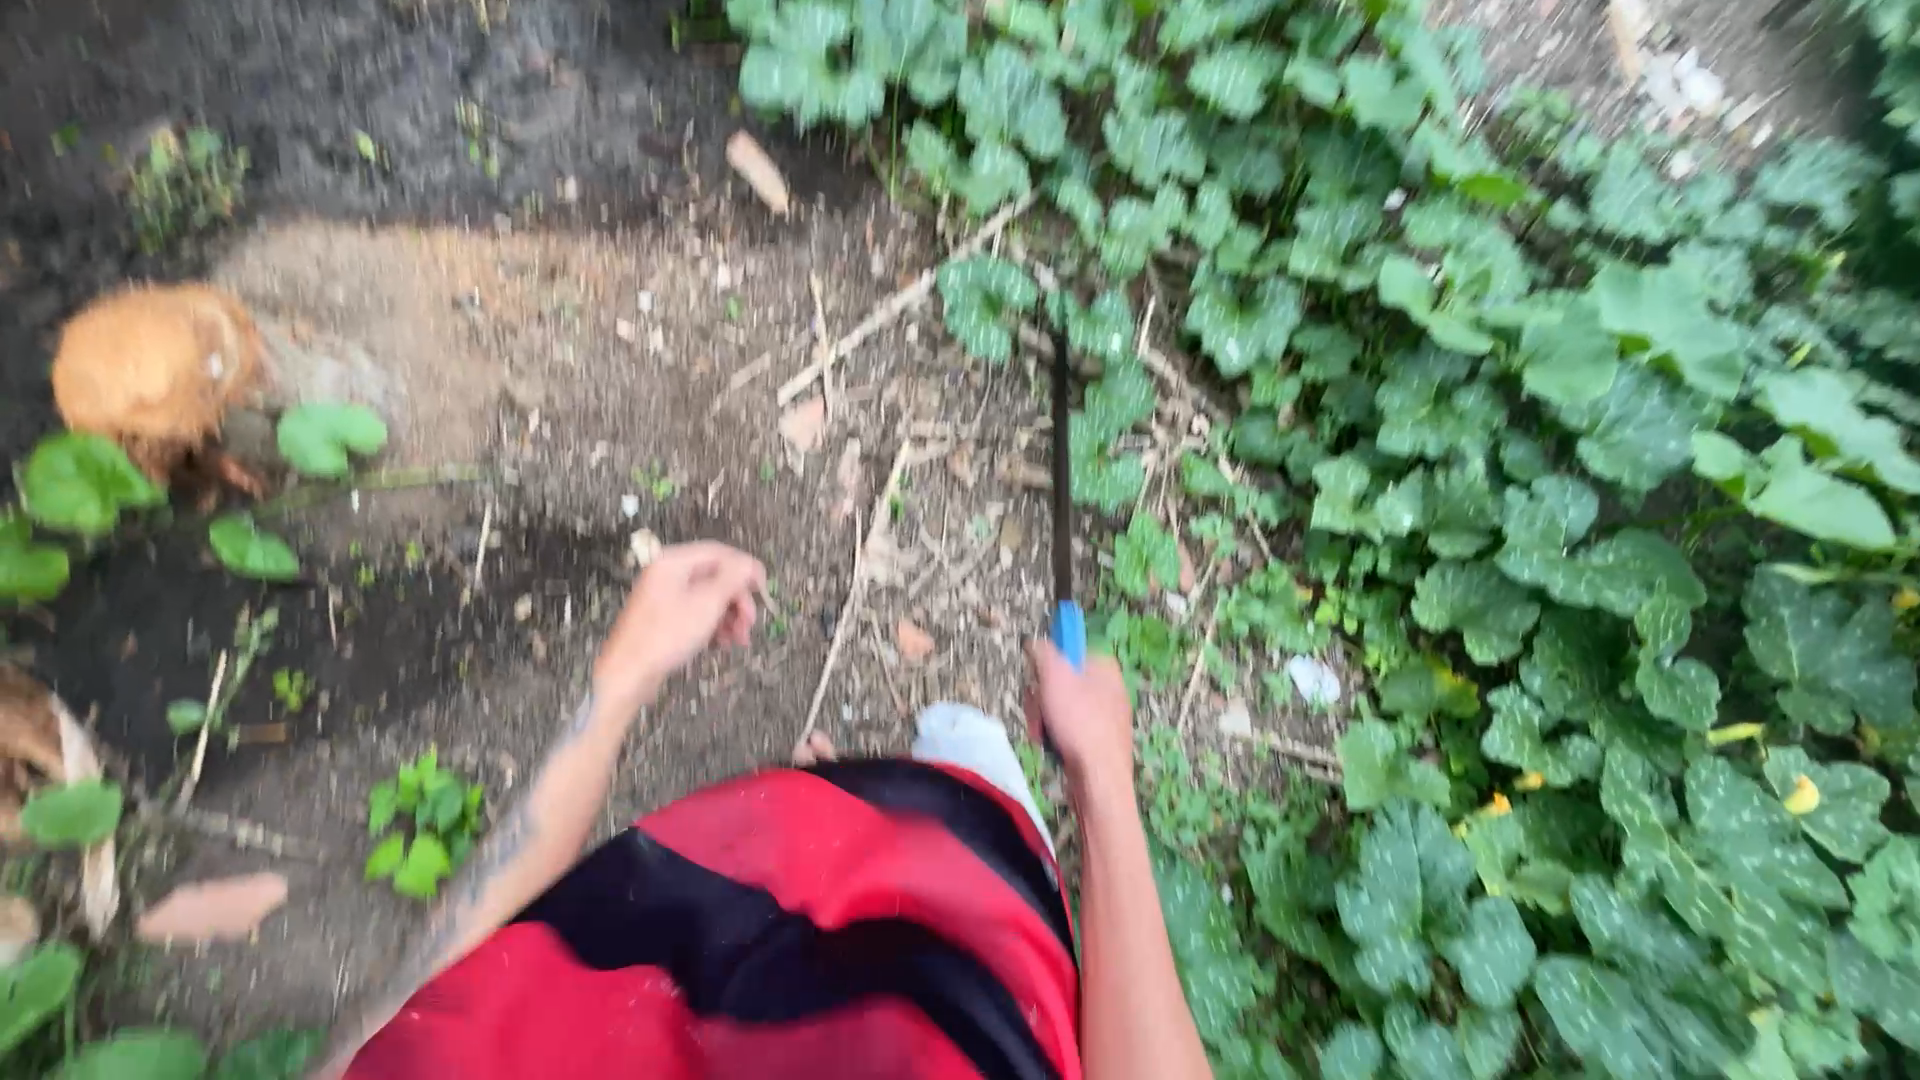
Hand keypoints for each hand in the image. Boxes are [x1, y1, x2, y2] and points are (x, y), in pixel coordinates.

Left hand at [593, 542, 765, 708]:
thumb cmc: (665, 636)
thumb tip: (751, 563)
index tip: (763, 587)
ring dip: (730, 617)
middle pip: (716, 578)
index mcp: (674, 563)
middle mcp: (668, 575)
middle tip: (750, 621)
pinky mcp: (665, 619)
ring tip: (739, 639)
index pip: (720, 553)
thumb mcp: (707, 603)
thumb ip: (733, 578)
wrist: (629, 674)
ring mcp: (666, 598)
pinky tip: (723, 643)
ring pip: (710, 598)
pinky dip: (714, 626)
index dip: (745, 568)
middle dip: (738, 600)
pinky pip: (698, 614)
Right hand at [1024, 640, 1135, 804]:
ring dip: (1044, 718)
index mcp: (1104, 665)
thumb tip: (1036, 642)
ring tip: (1043, 734)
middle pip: (1060, 680)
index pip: (1068, 651)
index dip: (1048, 664)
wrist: (1101, 777)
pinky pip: (1070, 727)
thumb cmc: (1079, 721)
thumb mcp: (1054, 675)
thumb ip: (1042, 651)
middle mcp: (1109, 686)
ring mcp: (1106, 714)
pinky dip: (1056, 735)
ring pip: (1061, 706)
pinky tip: (1054, 746)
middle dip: (1041, 698)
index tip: (1038, 679)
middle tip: (1039, 712)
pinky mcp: (1100, 738)